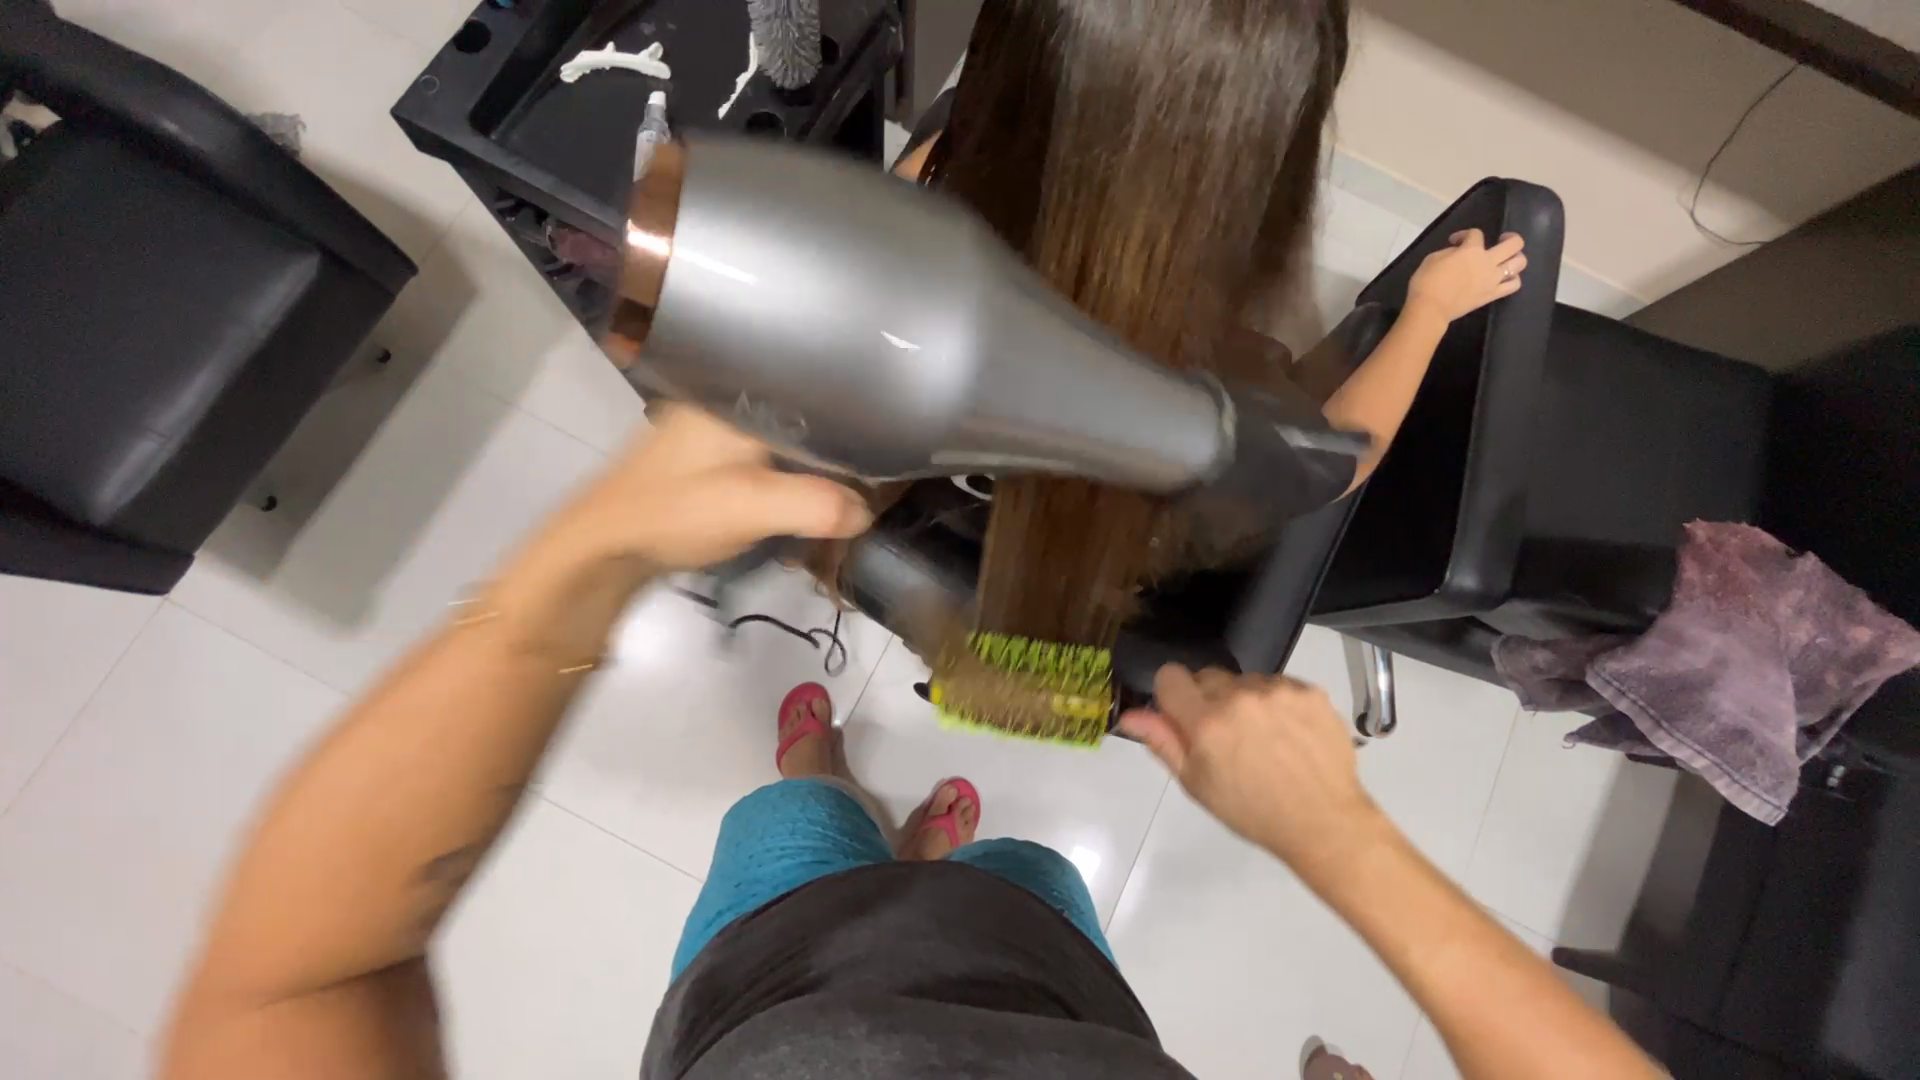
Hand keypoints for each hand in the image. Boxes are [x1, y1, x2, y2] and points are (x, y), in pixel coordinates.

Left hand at [555, 402, 872, 571]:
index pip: (817, 392)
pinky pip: (771, 460)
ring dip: (818, 469)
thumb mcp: (753, 506)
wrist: (604, 547)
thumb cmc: (675, 512)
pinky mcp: (713, 458)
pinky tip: (808, 503)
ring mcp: (719, 429)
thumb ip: (817, 504)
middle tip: (876, 479)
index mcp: (741, 394)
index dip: (858, 417)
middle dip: (841, 449)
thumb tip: (865, 512)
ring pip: (790, 440)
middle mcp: (731, 400)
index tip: (889, 447)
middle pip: (807, 416)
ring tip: (851, 494)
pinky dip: (794, 480)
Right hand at [1119, 666, 1387, 872]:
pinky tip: (1289, 734)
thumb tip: (1130, 715)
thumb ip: (1163, 742)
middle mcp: (1239, 697)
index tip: (1185, 719)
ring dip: (1245, 700)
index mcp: (1206, 722)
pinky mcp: (1309, 691)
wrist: (1325, 823)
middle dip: (1210, 700)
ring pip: (1244, 680)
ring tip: (1264, 738)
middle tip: (1227, 736)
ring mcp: (1277, 691)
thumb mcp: (1197, 784)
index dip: (1172, 696)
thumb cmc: (1252, 811)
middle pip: (1207, 676)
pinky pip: (1278, 685)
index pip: (1170, 676)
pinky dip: (1278, 703)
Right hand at [1404, 229, 1526, 323]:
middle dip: (1510, 238)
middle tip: (1500, 241)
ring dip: (1516, 258)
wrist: (1429, 309)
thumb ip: (1449, 252)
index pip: (1475, 234)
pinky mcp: (1492, 295)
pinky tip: (1505, 278)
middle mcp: (1488, 261)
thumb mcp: (1431, 259)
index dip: (1465, 234)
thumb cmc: (1425, 283)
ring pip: (1519, 263)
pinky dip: (1513, 279)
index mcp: (1471, 250)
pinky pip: (1513, 285)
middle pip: (1514, 244)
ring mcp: (1493, 279)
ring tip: (1507, 260)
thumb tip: (1457, 253)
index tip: (1454, 241)